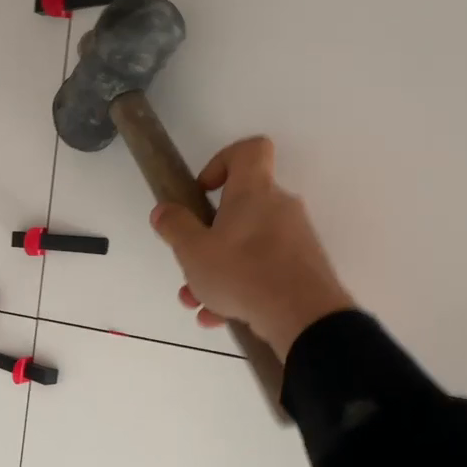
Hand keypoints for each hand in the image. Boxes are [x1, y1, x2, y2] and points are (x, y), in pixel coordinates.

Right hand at [149, 135, 354, 356]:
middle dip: (205, 238)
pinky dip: (237, 288)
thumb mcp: (193, 252)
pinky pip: (260, 269)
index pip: (249, 150)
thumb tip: (164, 210)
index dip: (222, 162)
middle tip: (188, 264)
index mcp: (253, 192)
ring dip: (215, 271)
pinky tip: (219, 316)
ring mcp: (294, 238)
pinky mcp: (301, 267)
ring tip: (197, 301)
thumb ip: (174, 227)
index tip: (202, 191)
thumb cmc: (242, 273)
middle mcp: (279, 207)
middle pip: (238, 210)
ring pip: (244, 246)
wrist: (303, 316)